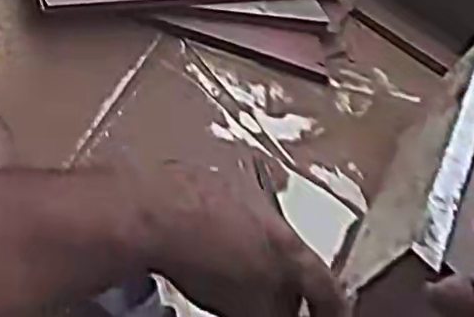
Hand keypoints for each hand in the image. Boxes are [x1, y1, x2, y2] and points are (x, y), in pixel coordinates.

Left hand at [126, 163, 347, 316]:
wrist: (143, 210)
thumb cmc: (200, 262)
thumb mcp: (251, 309)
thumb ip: (276, 312)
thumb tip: (281, 309)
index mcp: (286, 243)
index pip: (325, 284)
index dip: (330, 310)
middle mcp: (260, 204)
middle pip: (284, 245)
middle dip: (282, 272)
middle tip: (275, 296)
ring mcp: (221, 182)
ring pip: (246, 218)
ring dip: (245, 242)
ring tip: (231, 266)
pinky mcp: (186, 171)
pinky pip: (209, 201)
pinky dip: (210, 221)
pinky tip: (195, 237)